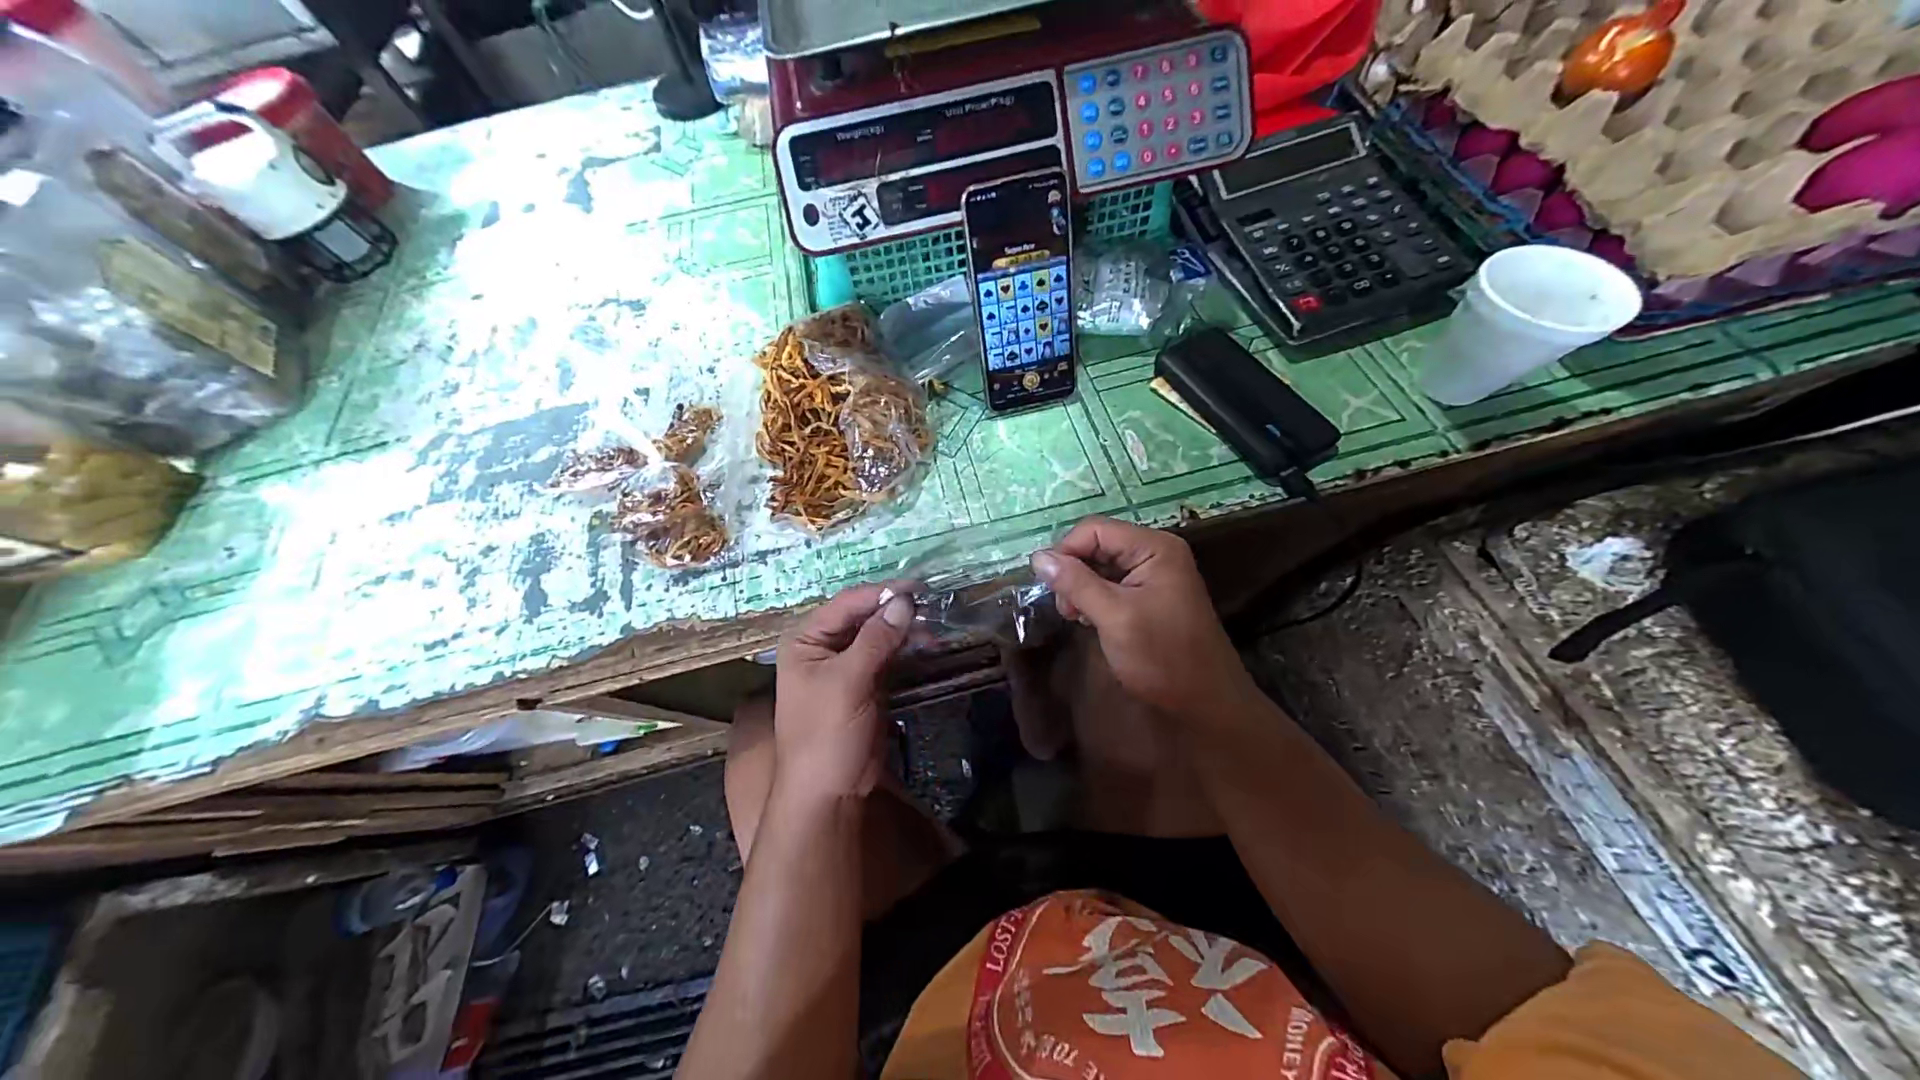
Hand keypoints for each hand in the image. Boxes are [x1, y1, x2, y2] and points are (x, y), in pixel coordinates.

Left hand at [772, 583, 915, 802]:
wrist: (828, 793)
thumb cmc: (826, 734)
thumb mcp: (848, 682)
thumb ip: (876, 640)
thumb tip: (904, 602)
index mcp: (806, 639)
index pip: (847, 604)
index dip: (882, 593)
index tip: (919, 587)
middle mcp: (823, 646)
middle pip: (863, 617)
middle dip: (895, 610)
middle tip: (933, 604)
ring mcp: (846, 665)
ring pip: (879, 635)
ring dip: (904, 629)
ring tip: (935, 625)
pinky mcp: (866, 684)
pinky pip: (888, 656)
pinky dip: (906, 649)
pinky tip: (928, 643)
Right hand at [1030, 517, 1251, 712]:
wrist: (1205, 703)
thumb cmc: (1162, 657)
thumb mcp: (1114, 617)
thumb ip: (1076, 583)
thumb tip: (1038, 557)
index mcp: (1154, 547)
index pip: (1094, 529)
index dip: (1066, 551)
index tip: (1049, 587)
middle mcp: (1155, 552)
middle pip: (1097, 544)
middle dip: (1073, 571)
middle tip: (1066, 609)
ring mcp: (1154, 575)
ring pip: (1100, 565)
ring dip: (1080, 587)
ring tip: (1077, 617)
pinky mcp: (1150, 595)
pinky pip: (1111, 583)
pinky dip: (1094, 598)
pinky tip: (1090, 620)